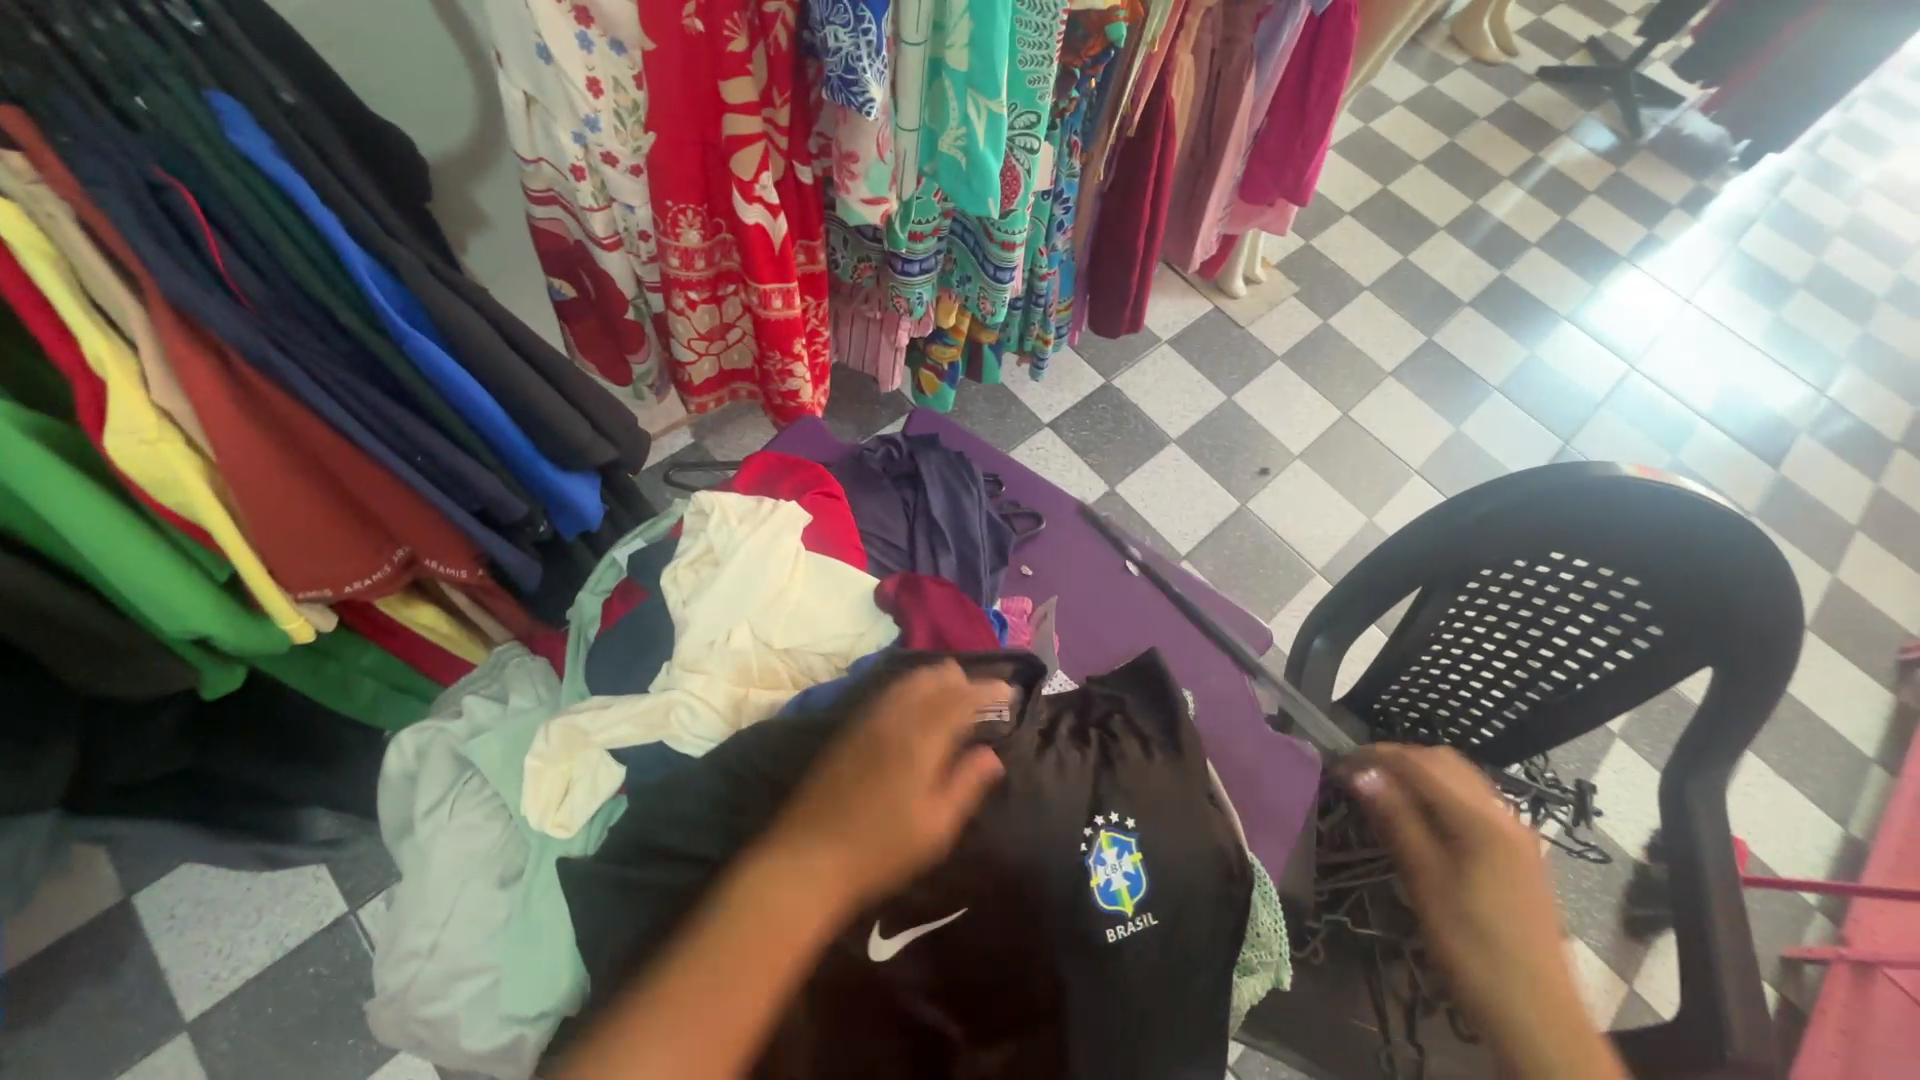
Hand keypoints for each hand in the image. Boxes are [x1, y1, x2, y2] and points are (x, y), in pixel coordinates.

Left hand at [765, 661, 1009, 907]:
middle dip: (963, 679)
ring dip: (936, 681)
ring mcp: (866, 720)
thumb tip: (993, 755)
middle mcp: (893, 717)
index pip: (962, 698)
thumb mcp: (937, 826)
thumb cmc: (881, 850)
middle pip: (932, 678)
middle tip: (985, 694)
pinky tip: (917, 709)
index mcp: (921, 737)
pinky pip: (888, 694)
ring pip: (907, 681)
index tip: (1010, 692)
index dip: (989, 690)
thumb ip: (967, 784)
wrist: (807, 859)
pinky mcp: (848, 731)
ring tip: (955, 695)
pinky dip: (912, 690)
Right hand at [1343, 744, 1624, 1079]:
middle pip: (1445, 762)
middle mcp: (1504, 814)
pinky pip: (1475, 802)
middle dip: (1397, 760)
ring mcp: (1517, 833)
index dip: (1375, 756)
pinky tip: (1419, 821)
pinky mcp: (1519, 852)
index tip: (1337, 766)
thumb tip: (1361, 774)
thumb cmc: (1471, 948)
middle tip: (1357, 779)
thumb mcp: (1423, 882)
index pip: (1420, 762)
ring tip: (1381, 796)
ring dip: (1420, 776)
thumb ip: (1396, 821)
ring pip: (1462, 780)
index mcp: (1480, 819)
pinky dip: (1441, 796)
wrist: (1536, 1011)